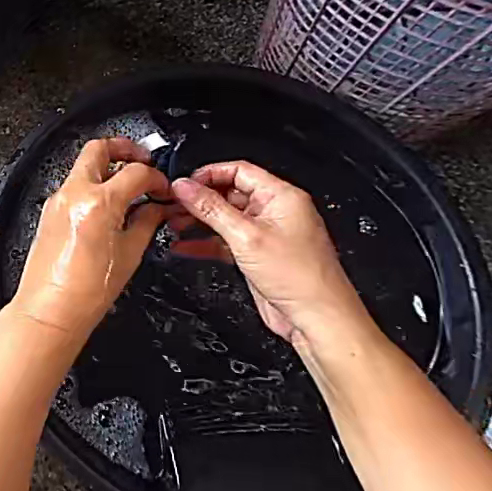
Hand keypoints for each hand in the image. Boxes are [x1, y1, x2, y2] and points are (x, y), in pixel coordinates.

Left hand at [10, 138, 170, 338]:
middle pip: (99, 148)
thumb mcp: (130, 254)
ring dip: (108, 169)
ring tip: (129, 189)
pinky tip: (109, 207)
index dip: (156, 177)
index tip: (163, 188)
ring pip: (84, 166)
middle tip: (144, 161)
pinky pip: (74, 187)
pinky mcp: (49, 212)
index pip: (136, 171)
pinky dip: (94, 187)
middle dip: (125, 149)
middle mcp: (74, 194)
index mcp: (99, 202)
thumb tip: (156, 208)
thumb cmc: (85, 292)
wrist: (49, 311)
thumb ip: (146, 221)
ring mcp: (57, 201)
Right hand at [166, 160, 375, 351]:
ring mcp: (265, 234)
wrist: (318, 319)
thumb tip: (186, 187)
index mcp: (281, 197)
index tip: (184, 184)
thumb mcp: (246, 236)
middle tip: (174, 204)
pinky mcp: (257, 255)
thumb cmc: (302, 278)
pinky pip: (225, 241)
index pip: (238, 171)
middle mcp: (275, 212)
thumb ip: (211, 208)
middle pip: (228, 193)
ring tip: (174, 223)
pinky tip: (185, 245)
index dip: (208, 174)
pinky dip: (205, 243)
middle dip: (199, 199)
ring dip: (198, 221)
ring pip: (224, 218)